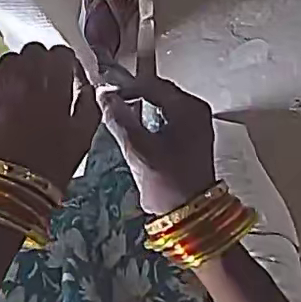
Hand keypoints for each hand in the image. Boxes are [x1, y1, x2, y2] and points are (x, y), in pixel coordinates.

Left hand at [0, 43, 99, 189]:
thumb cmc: (45, 170)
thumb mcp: (81, 139)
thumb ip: (87, 105)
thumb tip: (85, 90)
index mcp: (50, 82)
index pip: (62, 54)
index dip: (67, 66)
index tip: (68, 79)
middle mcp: (19, 76)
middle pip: (33, 52)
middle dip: (42, 65)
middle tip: (47, 87)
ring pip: (8, 64)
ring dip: (20, 74)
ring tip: (25, 99)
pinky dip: (0, 93)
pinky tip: (5, 117)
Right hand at [99, 75, 216, 213]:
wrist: (191, 217)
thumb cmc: (166, 182)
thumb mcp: (138, 149)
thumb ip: (119, 119)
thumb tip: (104, 95)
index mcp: (188, 108)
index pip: (152, 84)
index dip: (125, 87)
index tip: (103, 94)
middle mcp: (196, 111)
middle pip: (160, 93)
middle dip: (133, 96)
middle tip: (109, 103)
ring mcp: (197, 125)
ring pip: (163, 106)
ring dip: (141, 109)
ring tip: (118, 116)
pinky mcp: (193, 139)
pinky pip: (169, 119)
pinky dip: (151, 121)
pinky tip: (135, 130)